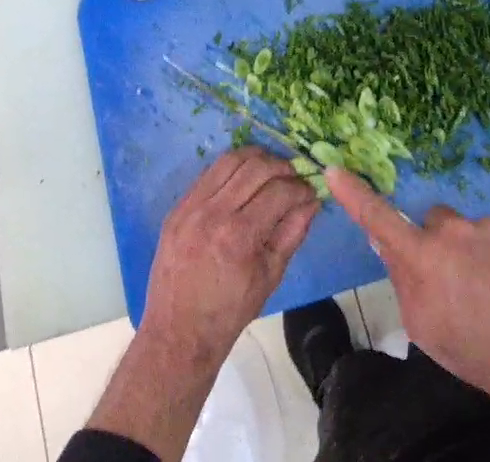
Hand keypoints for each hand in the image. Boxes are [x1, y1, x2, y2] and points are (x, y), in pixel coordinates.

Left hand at [139, 147, 320, 366]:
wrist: (178, 332)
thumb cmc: (230, 311)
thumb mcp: (271, 275)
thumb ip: (293, 232)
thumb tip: (313, 201)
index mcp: (239, 236)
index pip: (279, 192)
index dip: (301, 187)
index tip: (311, 191)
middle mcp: (213, 214)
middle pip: (256, 167)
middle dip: (283, 167)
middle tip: (294, 177)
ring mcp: (190, 208)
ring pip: (229, 161)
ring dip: (256, 159)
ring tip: (272, 170)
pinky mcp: (176, 209)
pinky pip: (208, 174)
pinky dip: (231, 170)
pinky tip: (244, 179)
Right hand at [324, 166, 489, 400]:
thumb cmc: (472, 348)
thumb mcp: (422, 323)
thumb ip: (403, 277)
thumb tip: (386, 242)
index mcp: (422, 257)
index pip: (379, 219)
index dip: (355, 195)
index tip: (336, 171)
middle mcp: (453, 230)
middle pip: (434, 222)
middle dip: (439, 242)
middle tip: (456, 280)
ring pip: (471, 230)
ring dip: (475, 250)